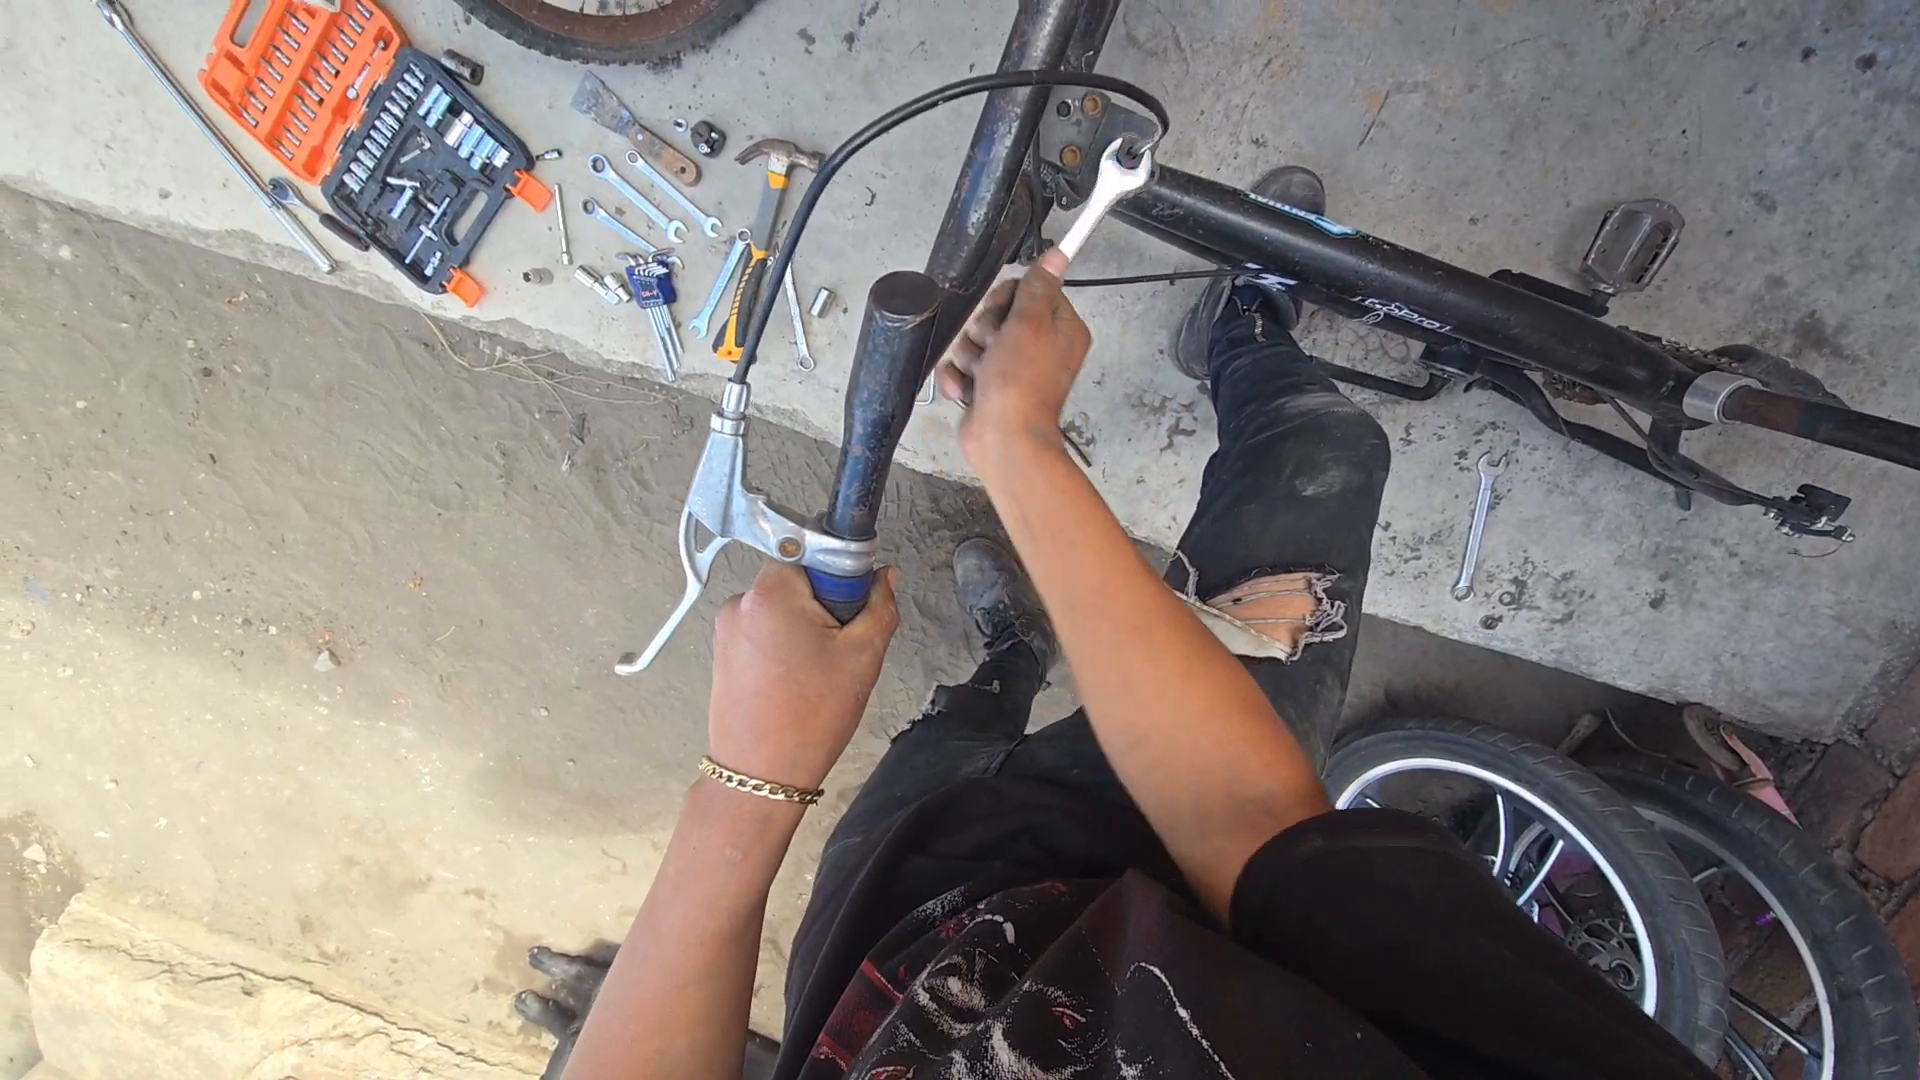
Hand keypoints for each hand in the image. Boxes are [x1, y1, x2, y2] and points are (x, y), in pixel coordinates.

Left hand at [707, 560, 899, 789]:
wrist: (761, 775)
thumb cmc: (811, 716)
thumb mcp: (863, 655)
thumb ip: (880, 606)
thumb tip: (886, 577)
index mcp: (771, 592)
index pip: (811, 550)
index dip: (838, 574)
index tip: (851, 604)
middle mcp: (741, 602)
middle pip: (795, 579)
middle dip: (823, 603)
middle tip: (840, 645)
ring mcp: (727, 629)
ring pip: (781, 607)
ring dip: (804, 626)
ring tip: (817, 670)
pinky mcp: (723, 653)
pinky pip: (764, 631)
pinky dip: (785, 645)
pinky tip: (797, 679)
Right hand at [935, 248, 1090, 462]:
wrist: (1002, 438)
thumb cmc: (1020, 382)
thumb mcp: (1030, 322)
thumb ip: (1038, 286)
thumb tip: (1058, 254)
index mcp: (1059, 329)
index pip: (1029, 290)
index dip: (1008, 298)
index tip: (1004, 313)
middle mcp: (1038, 348)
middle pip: (997, 314)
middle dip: (985, 330)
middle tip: (994, 349)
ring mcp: (1011, 370)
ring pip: (975, 341)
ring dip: (970, 356)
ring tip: (982, 375)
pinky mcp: (987, 388)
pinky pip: (962, 368)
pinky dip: (959, 378)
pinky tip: (966, 390)